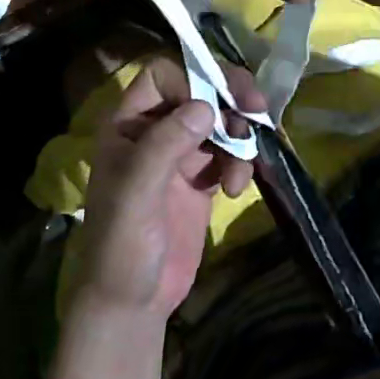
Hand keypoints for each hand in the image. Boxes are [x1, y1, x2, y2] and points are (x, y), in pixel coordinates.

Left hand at [78, 58, 265, 319]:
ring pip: (218, 121)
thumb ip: (165, 145)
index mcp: (128, 124)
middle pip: (198, 92)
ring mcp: (179, 155)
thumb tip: (206, 106)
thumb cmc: (122, 245)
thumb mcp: (137, 192)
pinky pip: (229, 152)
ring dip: (238, 135)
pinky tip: (237, 187)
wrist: (133, 302)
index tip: (222, 100)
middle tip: (257, 110)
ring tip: (242, 170)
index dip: (193, 78)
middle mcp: (154, 131)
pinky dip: (240, 162)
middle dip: (229, 97)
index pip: (162, 76)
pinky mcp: (201, 179)